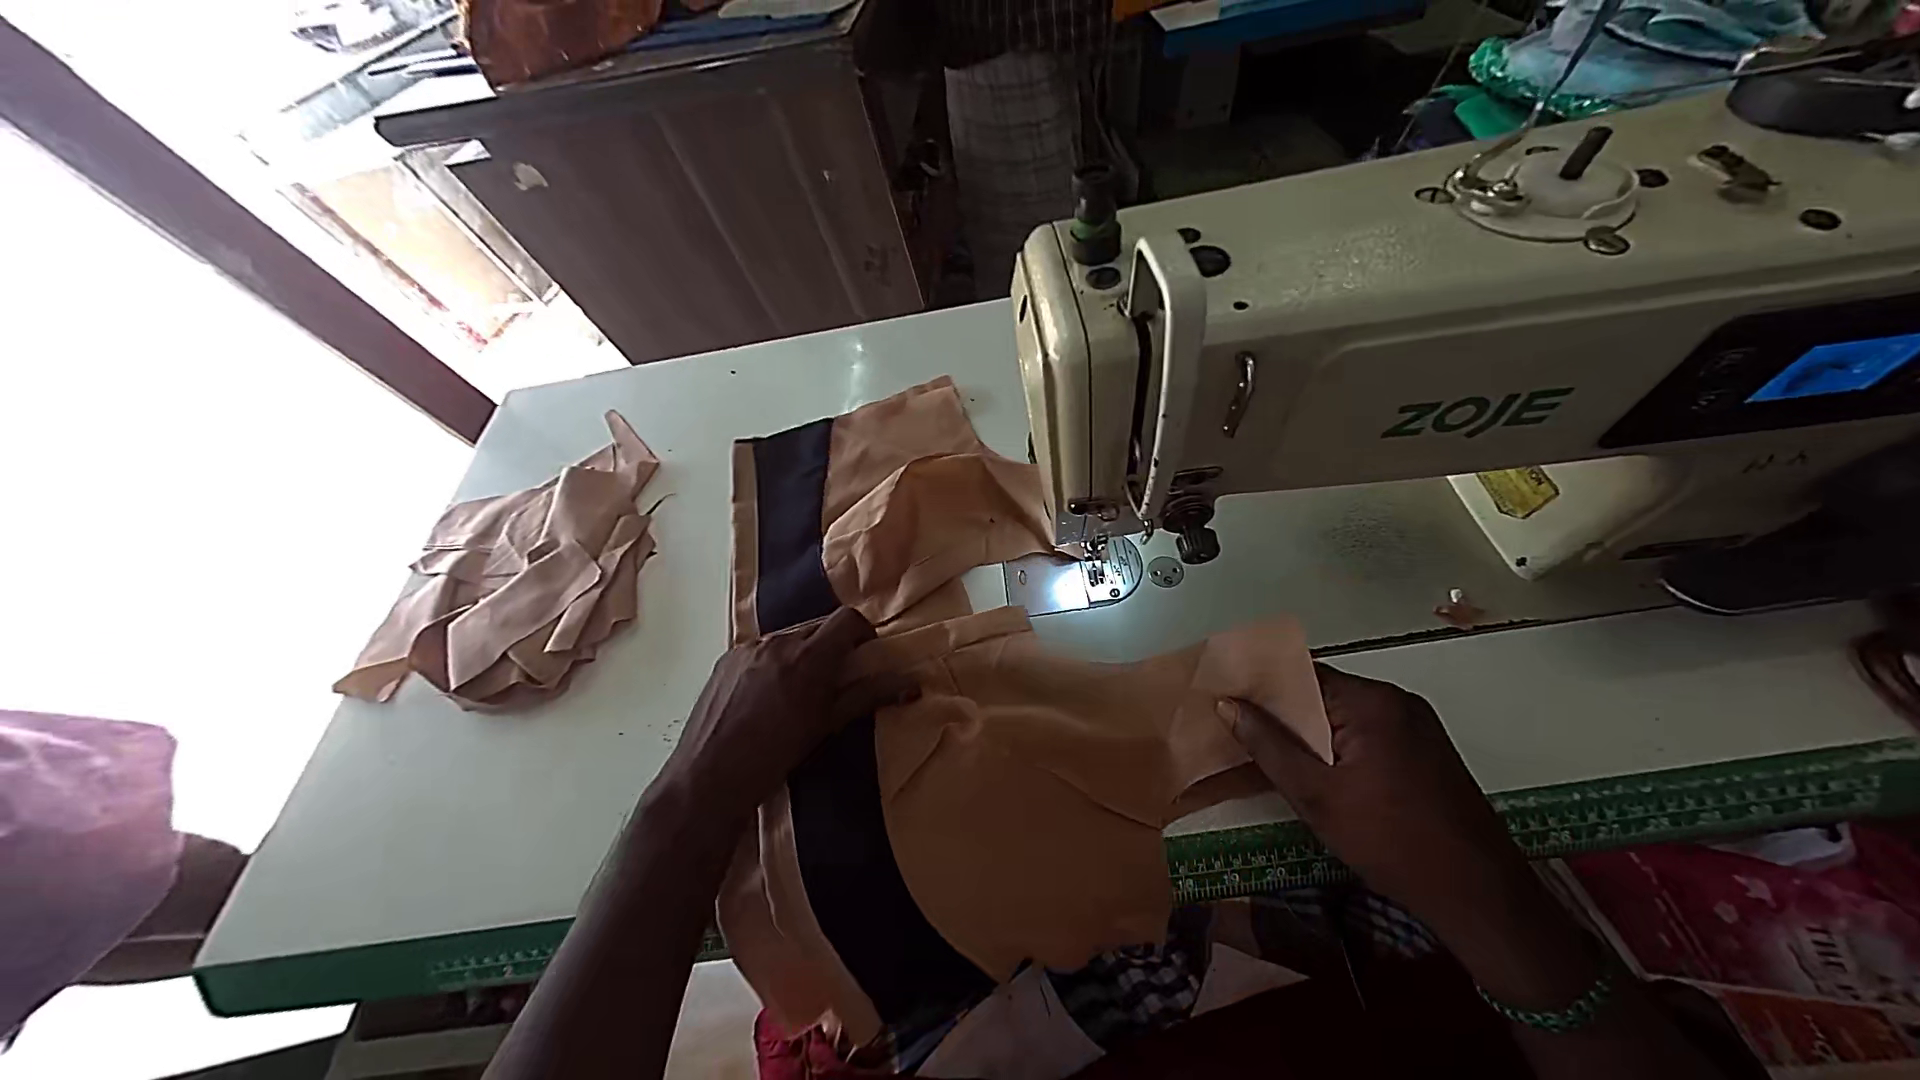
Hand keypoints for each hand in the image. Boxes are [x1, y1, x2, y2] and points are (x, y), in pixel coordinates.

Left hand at [660, 607, 918, 822]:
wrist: (709, 778)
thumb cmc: (776, 756)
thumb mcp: (828, 724)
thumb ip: (870, 696)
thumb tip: (913, 685)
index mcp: (809, 656)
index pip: (848, 619)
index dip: (862, 632)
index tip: (863, 657)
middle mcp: (778, 642)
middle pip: (818, 628)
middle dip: (831, 648)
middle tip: (831, 684)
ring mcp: (748, 648)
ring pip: (788, 639)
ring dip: (800, 656)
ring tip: (794, 695)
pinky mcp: (726, 658)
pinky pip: (760, 650)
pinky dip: (772, 663)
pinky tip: (763, 699)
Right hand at [1220, 664, 1528, 940]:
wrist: (1481, 898)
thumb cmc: (1391, 842)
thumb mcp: (1315, 795)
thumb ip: (1267, 744)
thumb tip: (1226, 703)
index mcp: (1371, 701)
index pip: (1300, 674)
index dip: (1259, 686)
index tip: (1225, 700)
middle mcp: (1396, 700)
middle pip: (1322, 691)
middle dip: (1282, 712)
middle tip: (1240, 730)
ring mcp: (1416, 723)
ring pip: (1342, 712)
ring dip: (1309, 730)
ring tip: (1271, 751)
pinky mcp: (1425, 747)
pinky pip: (1366, 729)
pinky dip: (1337, 742)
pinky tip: (1317, 769)